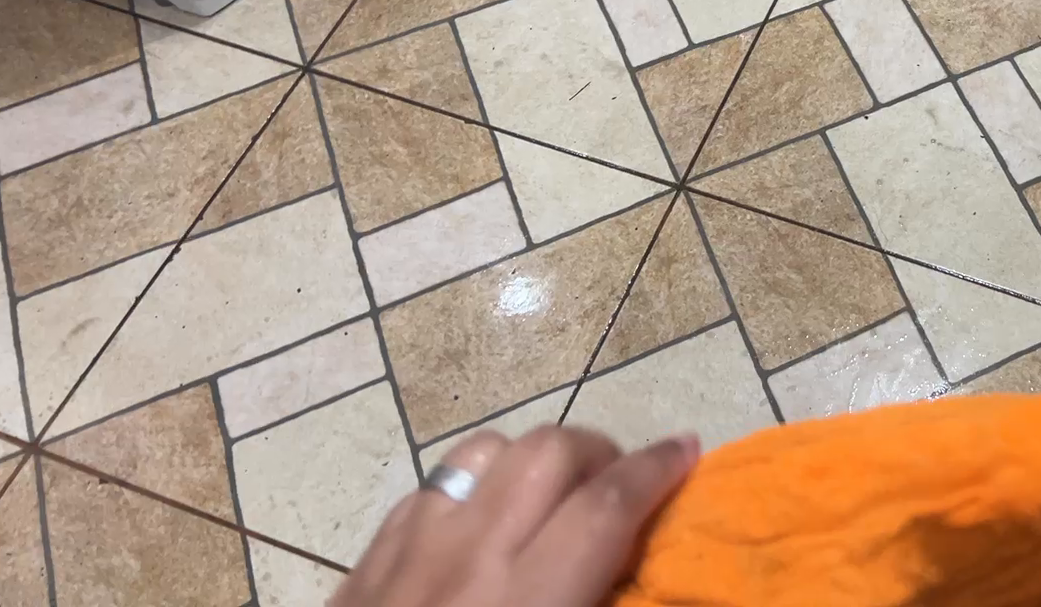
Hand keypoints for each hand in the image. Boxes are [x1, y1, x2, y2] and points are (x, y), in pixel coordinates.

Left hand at [331, 426, 697, 606]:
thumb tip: (641, 590)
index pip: (605, 506)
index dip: (657, 468)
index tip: (688, 450)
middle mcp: (461, 571)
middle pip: (547, 453)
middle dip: (601, 452)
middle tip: (621, 484)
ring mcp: (397, 569)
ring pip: (482, 456)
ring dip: (533, 462)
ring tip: (552, 496)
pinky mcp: (352, 583)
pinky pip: (425, 495)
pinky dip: (470, 491)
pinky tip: (477, 530)